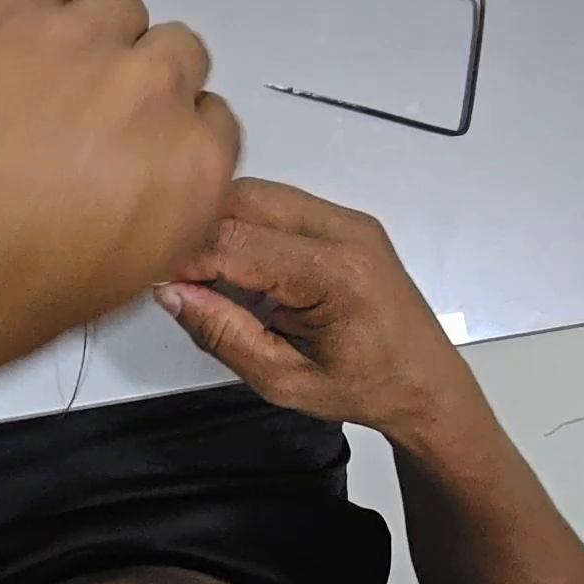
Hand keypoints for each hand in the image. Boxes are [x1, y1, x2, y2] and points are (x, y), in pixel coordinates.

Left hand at [0, 0, 240, 427]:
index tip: (131, 143)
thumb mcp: (94, 292)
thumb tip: (132, 194)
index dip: (165, 136)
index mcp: (188, 178)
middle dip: (128, 88)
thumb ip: (142, 224)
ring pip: (115, 8)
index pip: (212, 127)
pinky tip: (14, 10)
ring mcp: (81, 39)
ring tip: (18, 78)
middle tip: (67, 118)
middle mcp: (151, 98)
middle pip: (173, 57)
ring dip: (80, 37)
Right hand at [154, 179, 479, 441]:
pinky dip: (243, 223)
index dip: (184, 257)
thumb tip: (167, 291)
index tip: (155, 280)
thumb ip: (222, 333)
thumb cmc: (360, 390)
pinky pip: (276, 203)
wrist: (428, 383)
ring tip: (201, 268)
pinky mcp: (344, 220)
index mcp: (333, 274)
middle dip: (198, 230)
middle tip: (175, 273)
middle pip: (244, 199)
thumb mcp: (282, 379)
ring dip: (219, 222)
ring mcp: (346, 218)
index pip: (234, 241)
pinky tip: (234, 260)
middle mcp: (342, 229)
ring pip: (257, 193)